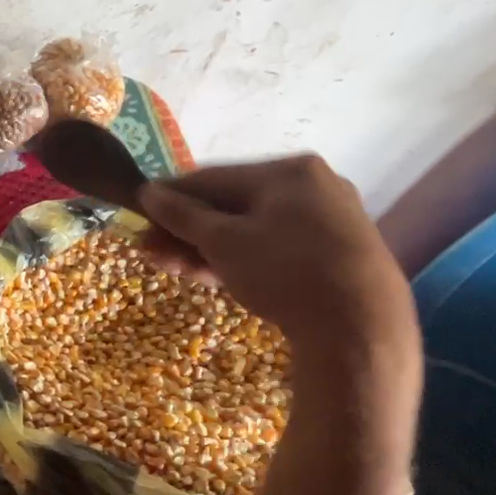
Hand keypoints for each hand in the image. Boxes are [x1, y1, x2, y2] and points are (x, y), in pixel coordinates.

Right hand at [135, 156, 417, 357]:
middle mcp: (309, 184)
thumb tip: (147, 191)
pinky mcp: (330, 246)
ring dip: (206, 247)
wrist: (359, 323)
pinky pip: (270, 242)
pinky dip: (237, 256)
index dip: (167, 200)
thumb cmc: (284, 270)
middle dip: (185, 231)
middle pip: (227, 203)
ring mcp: (324, 215)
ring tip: (177, 270)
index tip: (137, 222)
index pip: (208, 178)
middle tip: (154, 256)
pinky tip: (213, 276)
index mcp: (285, 171)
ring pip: (247, 226)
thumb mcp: (221, 241)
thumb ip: (180, 214)